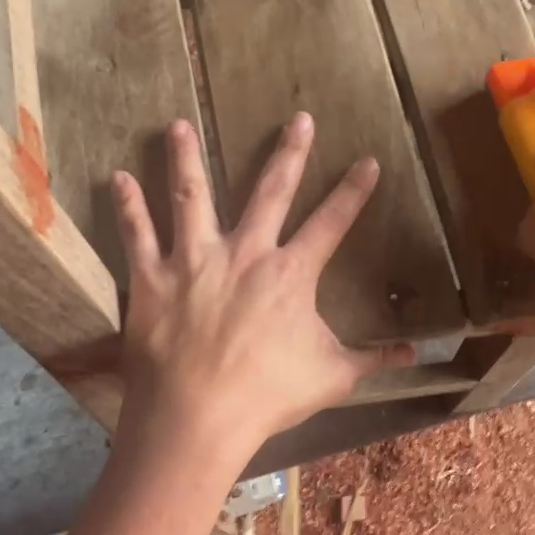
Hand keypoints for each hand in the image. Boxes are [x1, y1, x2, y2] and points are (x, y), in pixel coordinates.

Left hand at [112, 114, 413, 451]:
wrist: (198, 417)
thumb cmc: (269, 396)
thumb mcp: (333, 378)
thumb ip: (373, 359)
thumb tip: (416, 356)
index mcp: (291, 274)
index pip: (332, 222)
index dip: (353, 191)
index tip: (367, 160)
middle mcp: (245, 252)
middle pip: (271, 191)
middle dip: (289, 153)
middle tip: (298, 118)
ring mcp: (195, 260)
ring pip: (191, 195)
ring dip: (186, 157)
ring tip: (178, 124)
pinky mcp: (152, 278)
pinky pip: (138, 234)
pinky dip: (128, 205)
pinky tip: (118, 177)